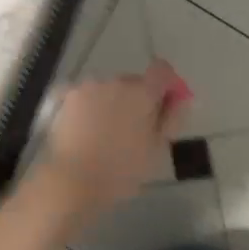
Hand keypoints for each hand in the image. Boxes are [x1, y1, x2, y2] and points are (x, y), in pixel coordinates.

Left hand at [40, 59, 190, 215]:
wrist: (74, 178)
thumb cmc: (122, 169)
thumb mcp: (157, 148)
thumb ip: (171, 118)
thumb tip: (180, 98)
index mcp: (140, 93)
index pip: (161, 71)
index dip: (168, 83)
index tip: (168, 103)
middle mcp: (114, 81)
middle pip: (134, 82)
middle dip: (139, 99)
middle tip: (137, 129)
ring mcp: (88, 86)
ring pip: (109, 88)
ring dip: (114, 102)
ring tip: (109, 133)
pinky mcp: (68, 94)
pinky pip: (88, 94)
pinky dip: (93, 105)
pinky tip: (89, 128)